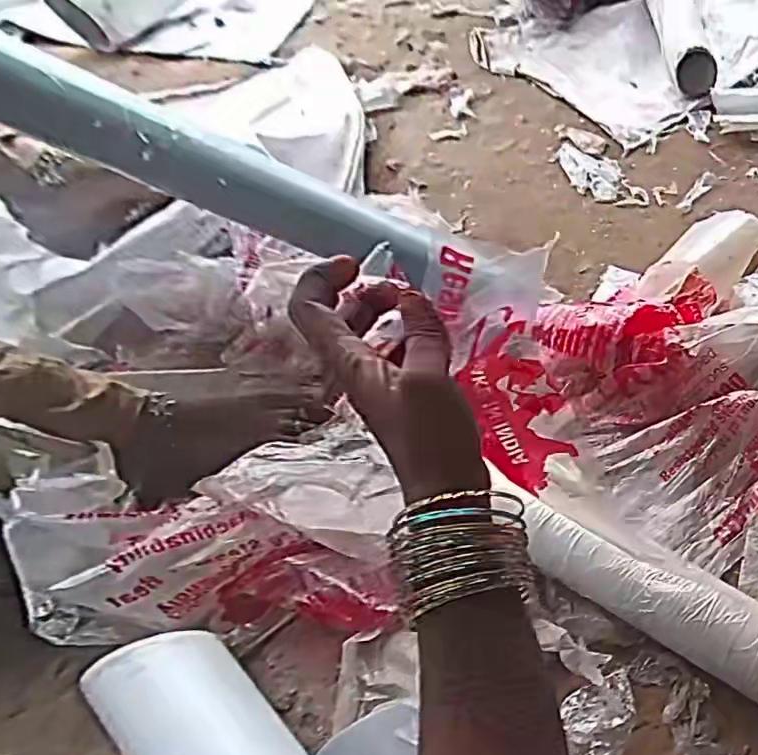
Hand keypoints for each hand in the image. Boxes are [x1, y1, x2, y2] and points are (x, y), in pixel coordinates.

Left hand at [289, 256, 487, 500]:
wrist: (445, 488)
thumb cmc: (432, 435)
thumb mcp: (429, 378)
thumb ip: (421, 334)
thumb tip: (413, 297)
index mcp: (350, 363)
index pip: (311, 309)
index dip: (324, 278)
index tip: (356, 263)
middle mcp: (357, 373)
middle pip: (342, 321)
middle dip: (366, 296)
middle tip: (402, 290)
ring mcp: (381, 389)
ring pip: (371, 340)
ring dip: (390, 318)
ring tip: (422, 311)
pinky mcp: (404, 402)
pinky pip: (396, 360)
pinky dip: (410, 342)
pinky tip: (436, 343)